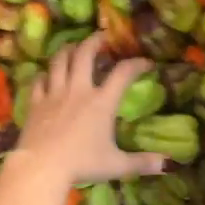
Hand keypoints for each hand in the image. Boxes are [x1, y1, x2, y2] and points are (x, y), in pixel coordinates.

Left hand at [13, 36, 164, 185]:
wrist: (42, 167)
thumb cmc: (82, 165)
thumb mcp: (117, 165)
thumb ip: (142, 162)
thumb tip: (169, 165)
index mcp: (102, 102)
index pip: (123, 73)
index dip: (136, 64)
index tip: (146, 63)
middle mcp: (78, 90)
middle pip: (85, 54)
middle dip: (94, 41)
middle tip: (101, 37)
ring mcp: (54, 94)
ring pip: (59, 61)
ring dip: (68, 50)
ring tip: (73, 47)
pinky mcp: (35, 103)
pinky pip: (39, 80)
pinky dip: (44, 74)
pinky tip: (46, 75)